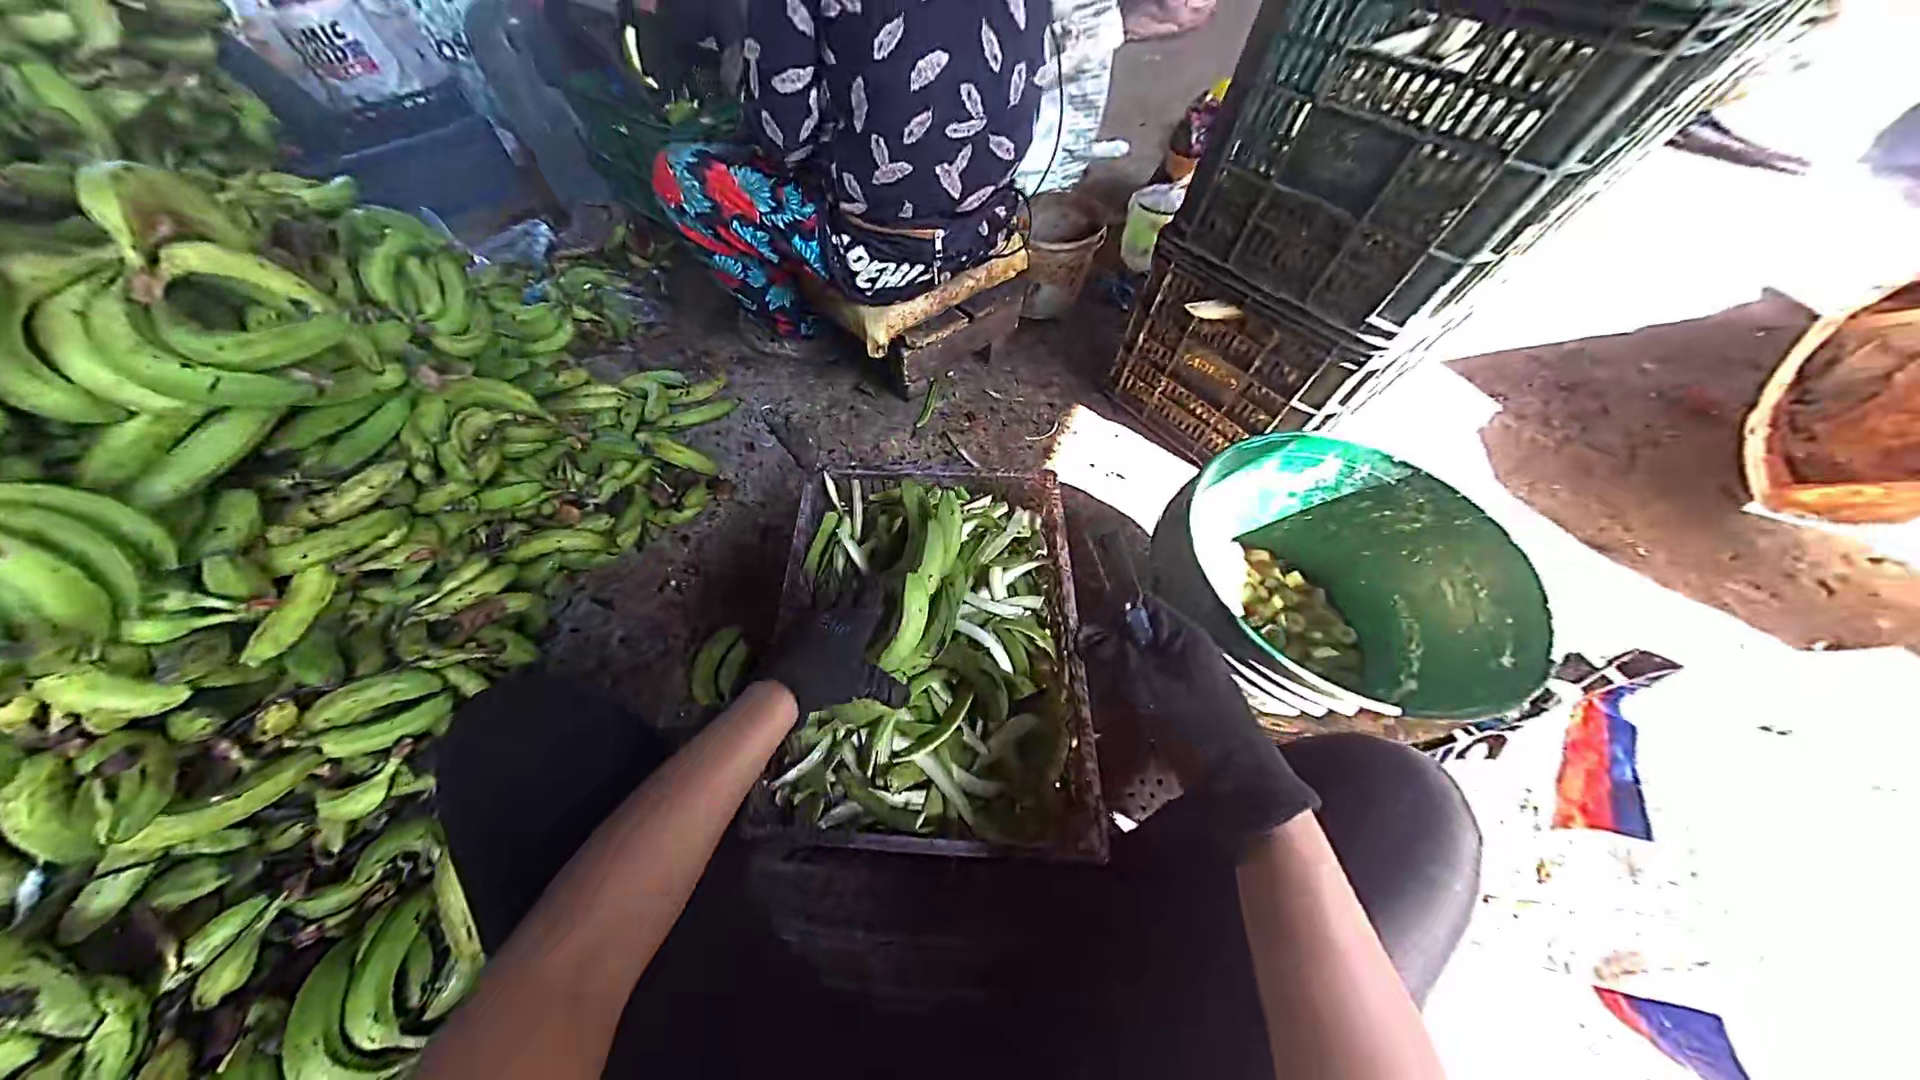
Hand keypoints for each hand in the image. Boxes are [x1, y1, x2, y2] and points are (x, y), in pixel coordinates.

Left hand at [755, 576, 903, 717]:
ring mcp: (813, 616)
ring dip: (834, 593)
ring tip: (840, 588)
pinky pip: (809, 610)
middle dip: (856, 585)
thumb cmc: (830, 680)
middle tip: (863, 578)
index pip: (871, 597)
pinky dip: (816, 609)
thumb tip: (907, 697)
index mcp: (857, 622)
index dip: (877, 588)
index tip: (882, 579)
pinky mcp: (794, 624)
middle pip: (849, 592)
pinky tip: (817, 613)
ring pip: (828, 598)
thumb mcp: (861, 684)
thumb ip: (884, 686)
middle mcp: (836, 612)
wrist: (785, 683)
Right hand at [1084, 594, 1318, 859]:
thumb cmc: (1197, 725)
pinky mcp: (1175, 705)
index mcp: (1182, 635)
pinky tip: (1102, 713)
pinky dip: (1120, 697)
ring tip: (1083, 685)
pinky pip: (1139, 690)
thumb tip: (1083, 631)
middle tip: (1073, 655)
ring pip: (1132, 664)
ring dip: (1108, 674)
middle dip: (1102, 645)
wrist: (1236, 780)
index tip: (1074, 618)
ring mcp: (1180, 679)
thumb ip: (1117, 655)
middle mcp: (1182, 651)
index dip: (1105, 606)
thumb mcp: (1150, 686)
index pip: (1138, 604)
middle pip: (1132, 635)